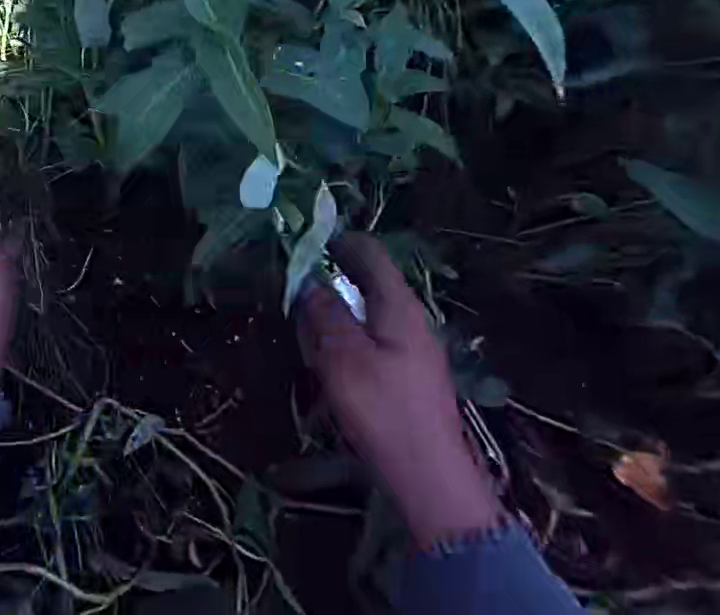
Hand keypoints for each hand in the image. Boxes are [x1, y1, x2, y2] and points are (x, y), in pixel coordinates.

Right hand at [297, 234, 502, 548]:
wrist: (429, 481)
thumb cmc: (383, 411)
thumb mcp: (342, 356)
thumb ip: (324, 311)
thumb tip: (306, 278)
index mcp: (399, 306)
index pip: (369, 252)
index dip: (336, 239)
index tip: (298, 239)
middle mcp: (410, 319)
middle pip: (365, 280)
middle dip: (328, 277)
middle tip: (290, 285)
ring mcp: (411, 347)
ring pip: (364, 310)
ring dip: (332, 310)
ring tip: (301, 324)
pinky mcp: (405, 373)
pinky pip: (368, 338)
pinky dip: (342, 336)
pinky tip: (324, 359)